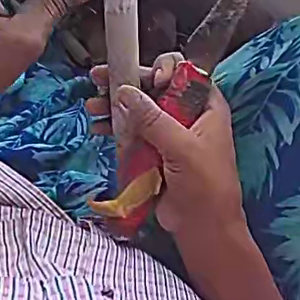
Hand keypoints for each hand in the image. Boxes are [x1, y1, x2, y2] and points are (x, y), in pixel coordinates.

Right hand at [84, 55, 245, 237]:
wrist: (203, 229)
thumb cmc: (205, 185)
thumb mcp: (182, 148)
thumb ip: (154, 119)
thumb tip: (126, 91)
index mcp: (207, 107)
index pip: (185, 74)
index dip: (163, 70)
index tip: (147, 80)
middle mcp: (189, 115)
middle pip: (156, 88)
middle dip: (128, 83)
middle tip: (100, 77)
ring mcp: (170, 133)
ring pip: (140, 110)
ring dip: (116, 106)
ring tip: (93, 106)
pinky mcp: (154, 152)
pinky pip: (133, 132)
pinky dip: (116, 127)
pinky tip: (98, 127)